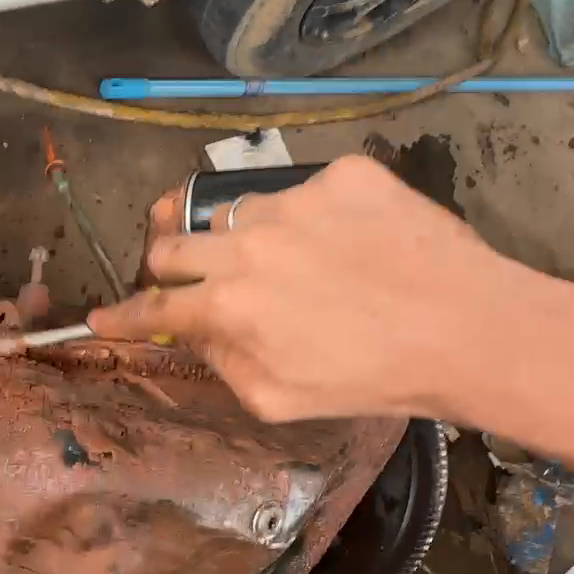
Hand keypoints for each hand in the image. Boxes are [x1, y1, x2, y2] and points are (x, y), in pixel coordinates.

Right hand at [88, 155, 547, 422]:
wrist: (472, 330)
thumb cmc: (370, 379)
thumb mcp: (275, 398)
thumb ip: (218, 361)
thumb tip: (192, 332)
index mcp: (227, 306)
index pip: (150, 307)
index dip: (120, 315)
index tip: (100, 316)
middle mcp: (246, 244)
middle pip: (169, 242)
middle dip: (169, 267)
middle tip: (198, 283)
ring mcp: (294, 201)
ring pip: (235, 215)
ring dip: (245, 242)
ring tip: (297, 267)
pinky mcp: (343, 174)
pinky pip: (300, 192)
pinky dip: (309, 219)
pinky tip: (345, 243)